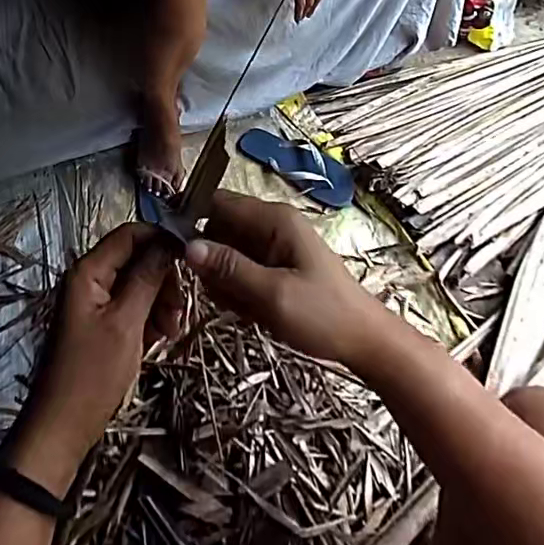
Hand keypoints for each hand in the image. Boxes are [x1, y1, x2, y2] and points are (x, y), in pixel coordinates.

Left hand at [8, 223, 183, 492]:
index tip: (190, 258)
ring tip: (171, 331)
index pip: (130, 233)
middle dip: (163, 278)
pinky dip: (150, 317)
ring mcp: (95, 301)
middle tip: (179, 309)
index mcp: (89, 271)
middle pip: (137, 258)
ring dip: (160, 301)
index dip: (161, 239)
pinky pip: (132, 305)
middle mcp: (90, 279)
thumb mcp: (127, 323)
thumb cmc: (92, 375)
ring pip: (139, 282)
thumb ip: (147, 277)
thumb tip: (169, 242)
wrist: (62, 431)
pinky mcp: (102, 322)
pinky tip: (160, 338)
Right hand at [181, 190, 390, 366]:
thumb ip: (230, 269)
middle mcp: (271, 225)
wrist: (364, 342)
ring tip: (245, 307)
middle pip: (219, 230)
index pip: (218, 202)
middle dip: (212, 262)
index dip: (194, 221)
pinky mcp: (275, 266)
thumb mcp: (273, 295)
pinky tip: (253, 312)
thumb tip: (189, 246)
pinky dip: (239, 291)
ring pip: (227, 254)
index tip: (178, 253)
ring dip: (226, 282)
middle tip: (224, 294)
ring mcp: (273, 246)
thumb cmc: (323, 315)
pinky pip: (241, 270)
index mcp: (274, 219)